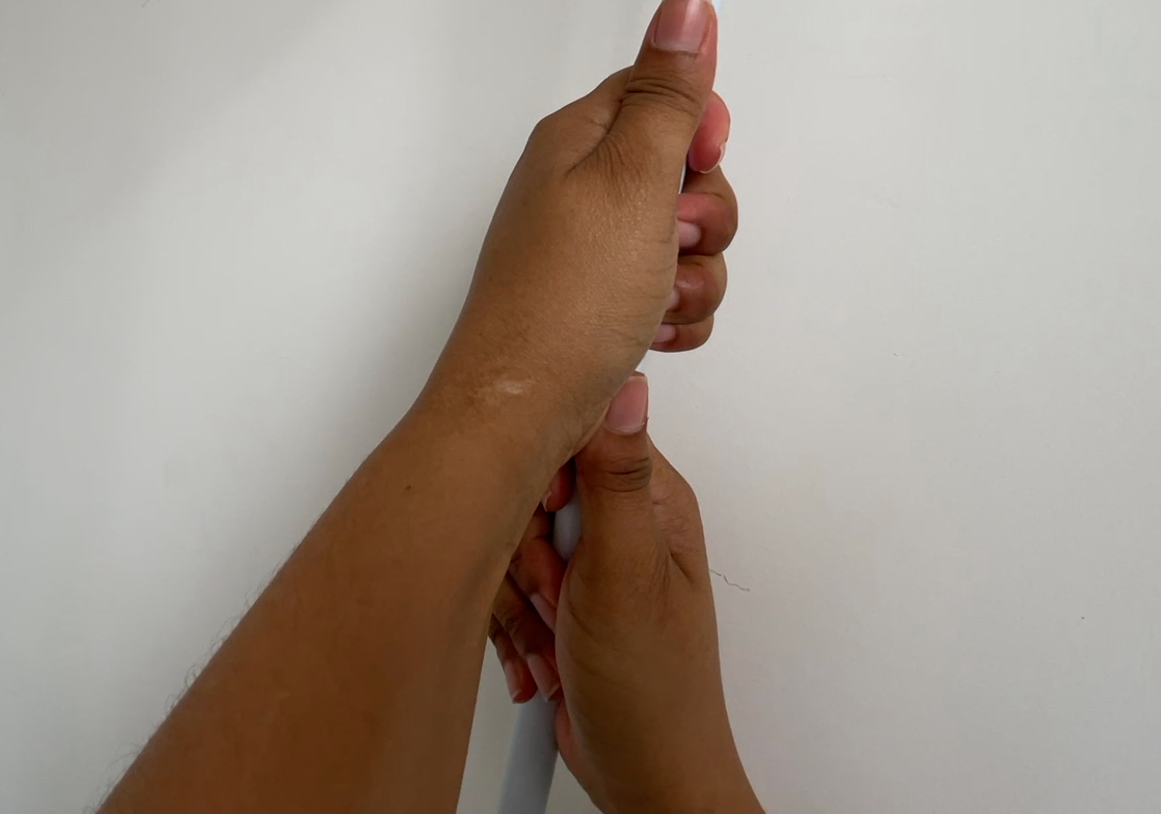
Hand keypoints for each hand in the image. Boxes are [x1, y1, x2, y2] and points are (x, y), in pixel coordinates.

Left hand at [414, 0, 736, 463]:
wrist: (526, 405)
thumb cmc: (567, 297)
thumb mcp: (631, 180)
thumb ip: (668, 96)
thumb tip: (687, 8)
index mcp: (578, 143)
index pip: (656, 94)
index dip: (696, 128)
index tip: (697, 161)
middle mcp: (581, 190)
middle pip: (683, 172)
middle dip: (703, 214)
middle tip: (670, 239)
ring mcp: (593, 248)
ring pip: (685, 238)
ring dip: (690, 274)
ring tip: (652, 299)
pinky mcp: (604, 297)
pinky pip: (670, 288)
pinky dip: (674, 312)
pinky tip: (648, 330)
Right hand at [495, 376, 760, 813]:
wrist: (643, 775)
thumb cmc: (654, 689)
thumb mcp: (627, 574)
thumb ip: (617, 477)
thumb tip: (623, 385)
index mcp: (648, 496)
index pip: (575, 432)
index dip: (542, 474)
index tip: (546, 520)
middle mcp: (618, 518)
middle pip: (530, 485)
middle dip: (526, 549)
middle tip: (555, 588)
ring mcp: (586, 555)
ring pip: (509, 536)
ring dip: (517, 593)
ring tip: (554, 627)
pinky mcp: (560, 589)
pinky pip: (506, 577)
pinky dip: (512, 619)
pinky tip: (543, 648)